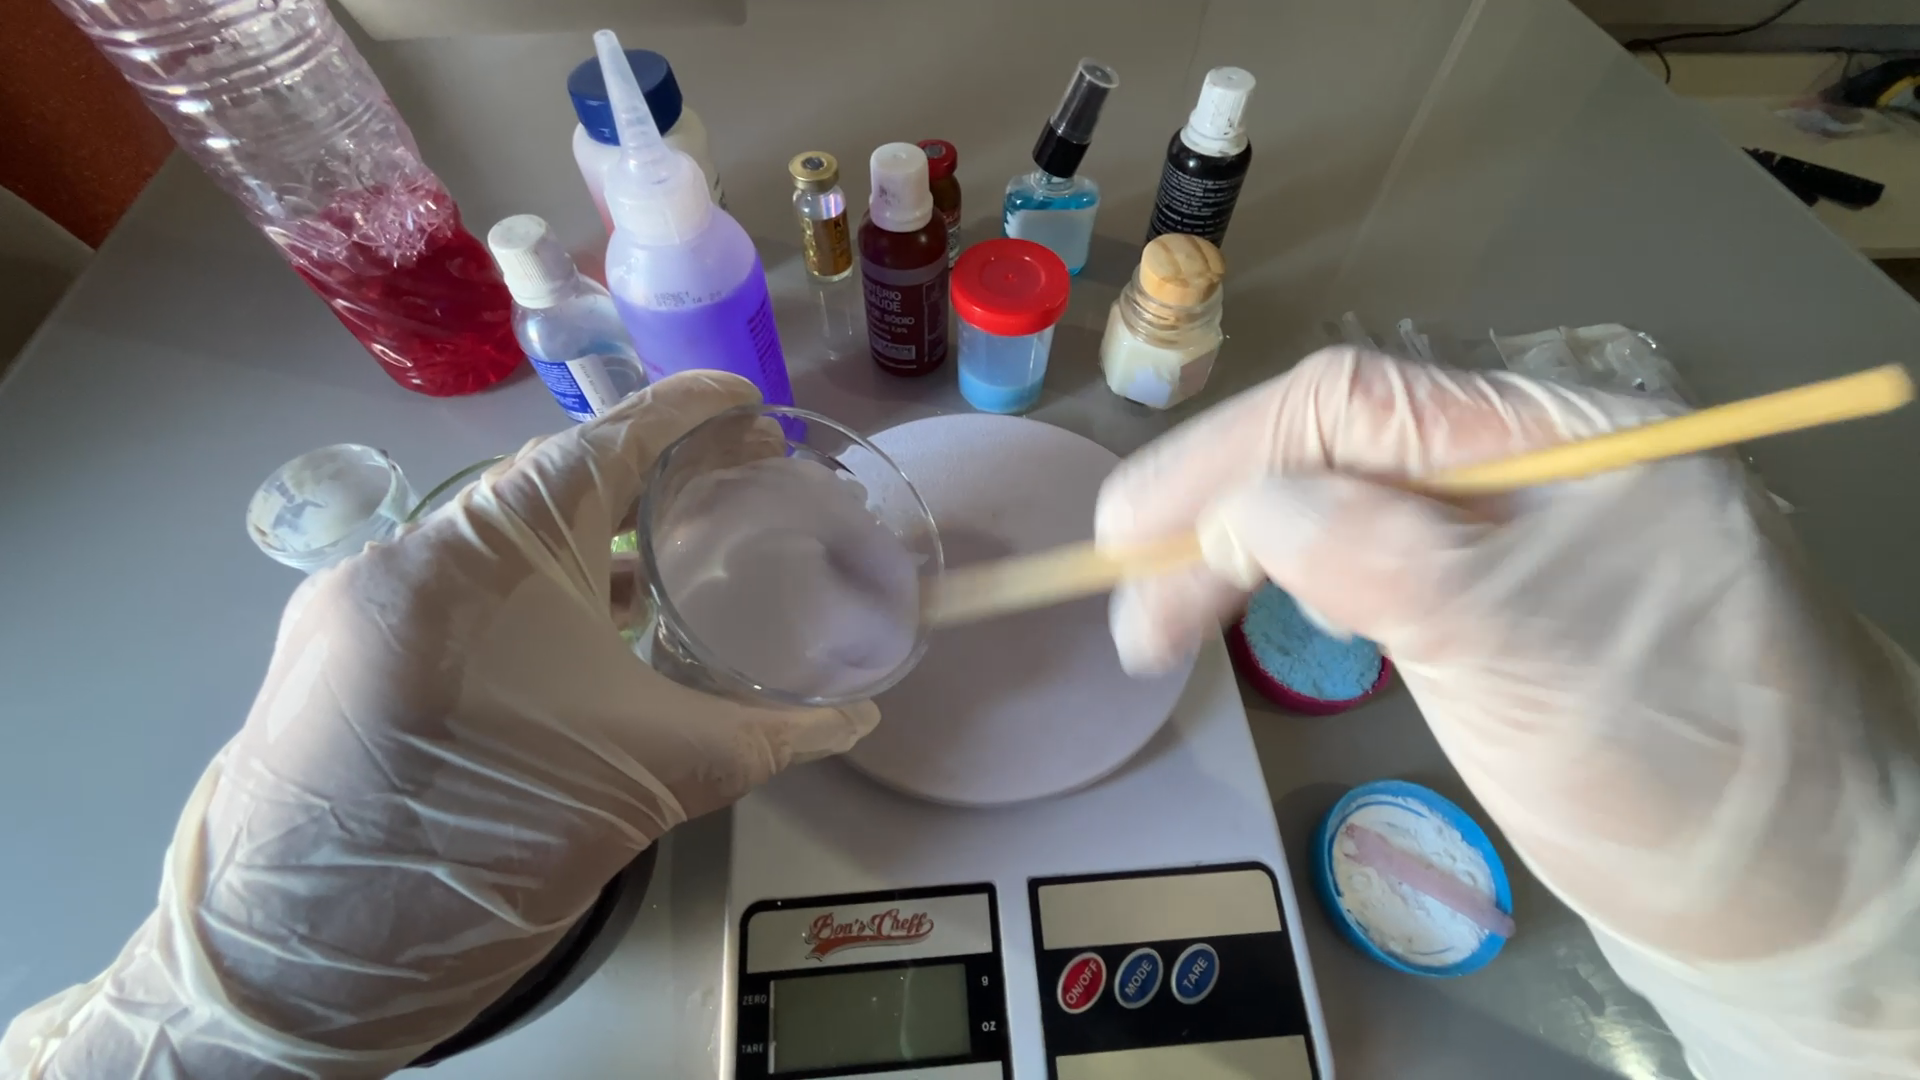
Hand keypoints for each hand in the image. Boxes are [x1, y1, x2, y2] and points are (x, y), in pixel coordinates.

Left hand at [4, 372, 877, 1077]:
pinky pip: (482, 571)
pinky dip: (560, 568)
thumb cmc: (486, 850)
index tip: (747, 399)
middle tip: (742, 459)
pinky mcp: (363, 640)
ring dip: (608, 513)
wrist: (301, 977)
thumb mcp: (651, 779)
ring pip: (517, 522)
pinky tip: (614, 597)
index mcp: (481, 563)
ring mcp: (378, 596)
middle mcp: (418, 557)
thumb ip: (768, 736)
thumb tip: (857, 719)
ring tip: (691, 518)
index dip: (682, 411)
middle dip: (659, 458)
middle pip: (561, 473)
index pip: (600, 448)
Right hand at [1098, 348, 1919, 1077]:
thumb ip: (1378, 556)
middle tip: (1119, 590)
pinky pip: (1327, 556)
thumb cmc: (1673, 766)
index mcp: (1543, 439)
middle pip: (1311, 450)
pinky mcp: (1444, 589)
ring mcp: (1467, 527)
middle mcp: (1496, 463)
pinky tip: (1228, 604)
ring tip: (1151, 620)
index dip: (1219, 456)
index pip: (1346, 406)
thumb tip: (1237, 513)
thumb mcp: (1524, 646)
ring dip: (1215, 553)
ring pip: (1307, 503)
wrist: (1782, 888)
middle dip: (1202, 512)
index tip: (1129, 535)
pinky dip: (1258, 580)